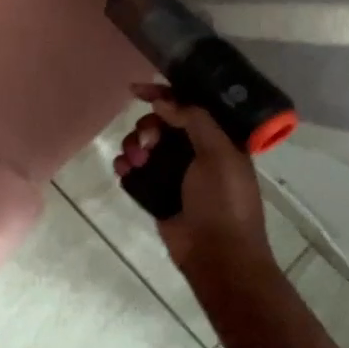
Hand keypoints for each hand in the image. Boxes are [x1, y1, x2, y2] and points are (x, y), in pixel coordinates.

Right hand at [115, 82, 271, 269]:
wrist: (217, 256)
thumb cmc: (225, 202)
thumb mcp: (219, 155)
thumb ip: (193, 120)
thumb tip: (161, 100)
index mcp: (219, 143)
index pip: (190, 106)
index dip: (164, 94)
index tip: (136, 91)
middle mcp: (197, 154)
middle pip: (161, 123)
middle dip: (147, 126)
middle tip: (147, 141)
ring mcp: (175, 174)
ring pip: (144, 144)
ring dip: (133, 145)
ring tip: (134, 161)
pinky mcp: (156, 191)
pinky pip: (134, 169)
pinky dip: (125, 165)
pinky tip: (124, 170)